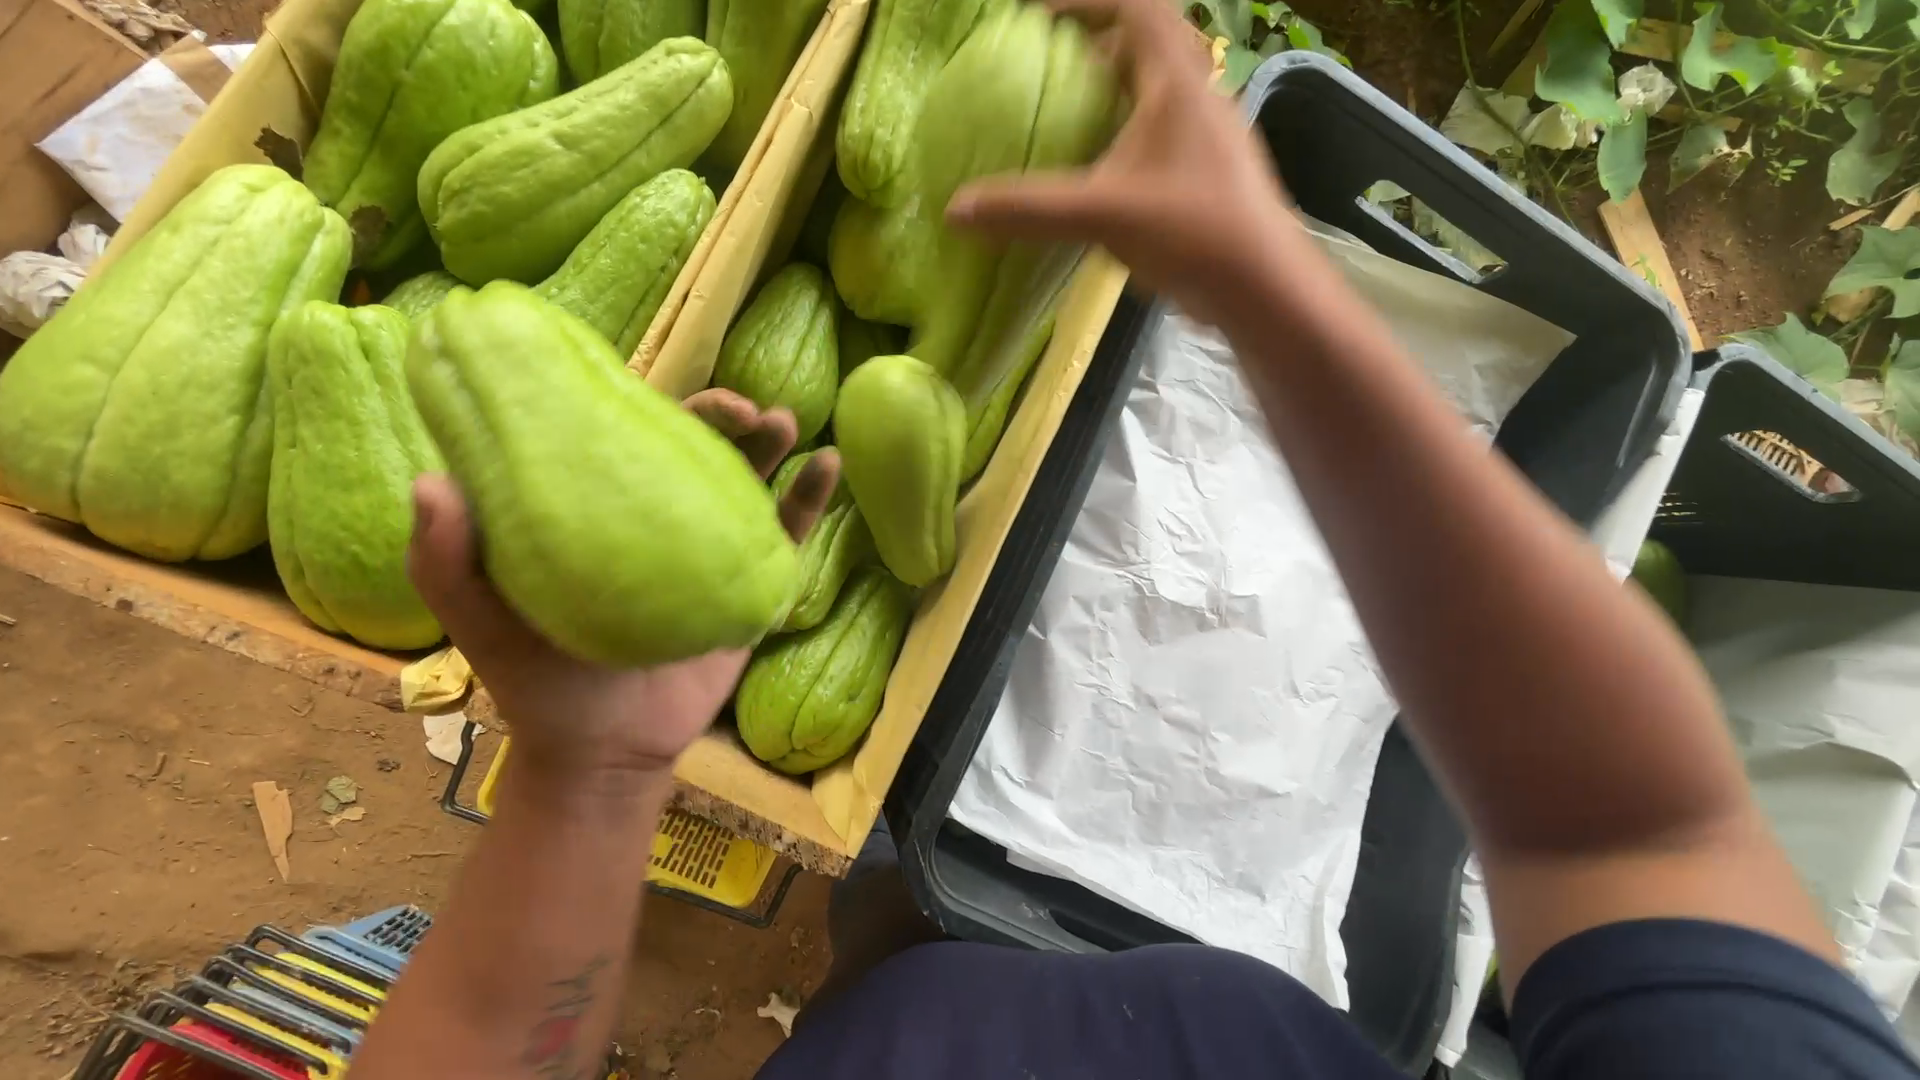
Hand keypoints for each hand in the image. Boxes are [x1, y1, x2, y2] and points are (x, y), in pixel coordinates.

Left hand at [406, 389, 838, 784]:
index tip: (665, 383)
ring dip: (771, 444)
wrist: (606, 754)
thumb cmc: (540, 684)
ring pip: (748, 481)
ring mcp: (709, 550)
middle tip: (743, 408)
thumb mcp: (482, 623)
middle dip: (723, 416)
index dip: (645, 400)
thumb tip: (433, 479)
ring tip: (785, 423)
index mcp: (600, 511)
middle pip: (696, 449)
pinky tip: (829, 466)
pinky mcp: (749, 584)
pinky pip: (788, 536)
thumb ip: (449, 561)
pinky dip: (811, 499)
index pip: (622, 436)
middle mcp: (656, 518)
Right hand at [945, 0, 1307, 330]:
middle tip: (1053, 70)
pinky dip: (1130, 140)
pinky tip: (1105, 178)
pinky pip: (1165, 137)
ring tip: (1073, 123)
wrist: (1261, 288)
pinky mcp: (1211, 178)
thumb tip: (956, 210)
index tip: (1040, 18)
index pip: (1137, 7)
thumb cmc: (1192, 232)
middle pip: (1150, 46)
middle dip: (1099, 48)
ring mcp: (1210, 140)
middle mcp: (1200, 98)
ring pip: (1160, 95)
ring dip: (1117, 96)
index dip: (1087, 0)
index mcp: (1178, 82)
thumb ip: (1029, 210)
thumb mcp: (1102, 215)